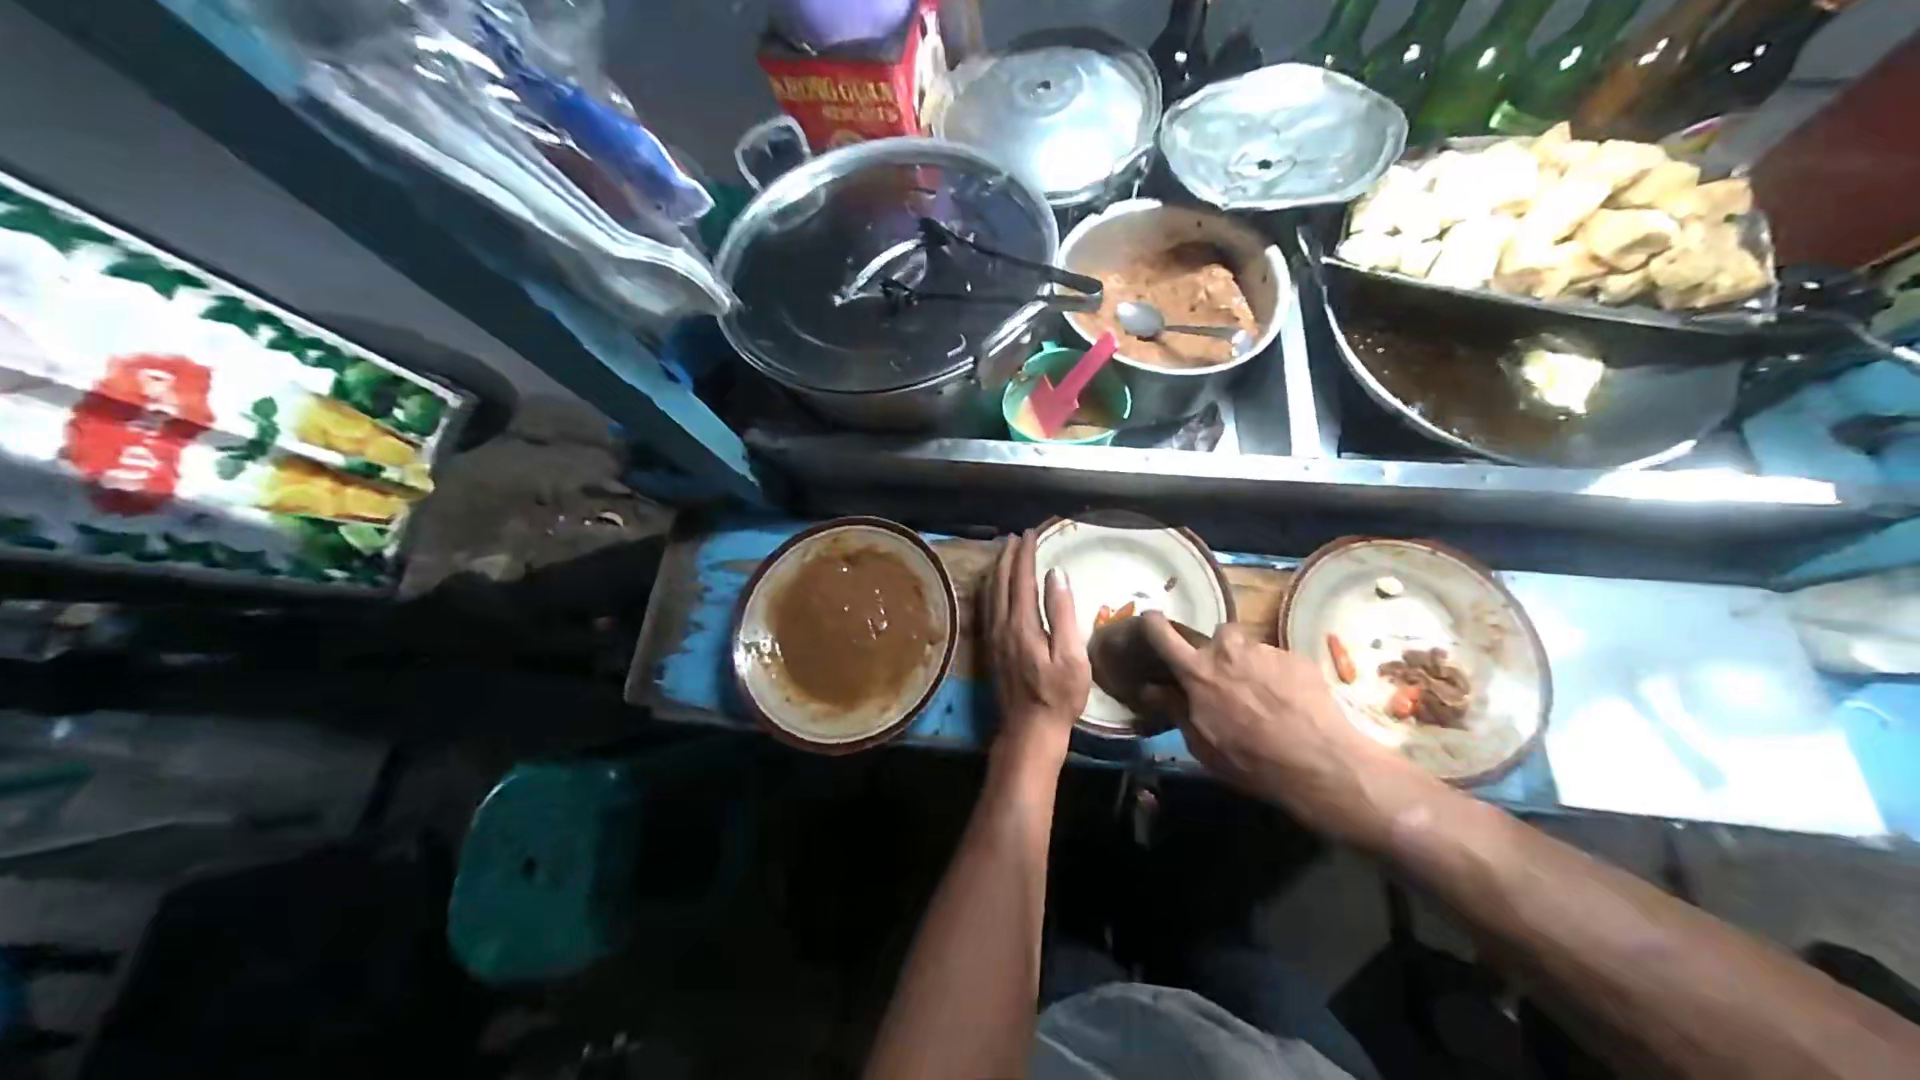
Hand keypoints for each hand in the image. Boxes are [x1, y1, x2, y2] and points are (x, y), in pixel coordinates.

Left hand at [982, 529, 1089, 766]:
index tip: (1031, 533)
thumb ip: (1062, 613)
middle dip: (1008, 556)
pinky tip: (995, 588)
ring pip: (990, 593)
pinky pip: (987, 607)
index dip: (1025, 553)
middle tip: (1016, 537)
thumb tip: (1055, 574)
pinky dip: (991, 588)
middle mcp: (1002, 625)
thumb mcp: (1071, 656)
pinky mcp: (992, 648)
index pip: (1021, 578)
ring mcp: (994, 637)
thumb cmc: (1058, 696)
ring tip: (1005, 553)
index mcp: (1022, 624)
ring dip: (997, 569)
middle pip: (1000, 581)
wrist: (1029, 730)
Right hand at [1140, 613, 1430, 843]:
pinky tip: (1290, 703)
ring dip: (1250, 664)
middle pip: (1217, 636)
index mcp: (1198, 672)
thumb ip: (1175, 709)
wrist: (1320, 763)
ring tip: (1265, 695)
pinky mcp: (1297, 657)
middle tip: (1229, 679)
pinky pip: (1279, 660)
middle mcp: (1228, 652)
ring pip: (1250, 648)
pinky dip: (1279, 676)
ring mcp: (1265, 651)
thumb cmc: (1250, 760)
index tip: (1151, 620)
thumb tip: (1150, 688)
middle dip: (1220, 653)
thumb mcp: (1202, 744)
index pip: (1163, 634)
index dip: (1153, 624)